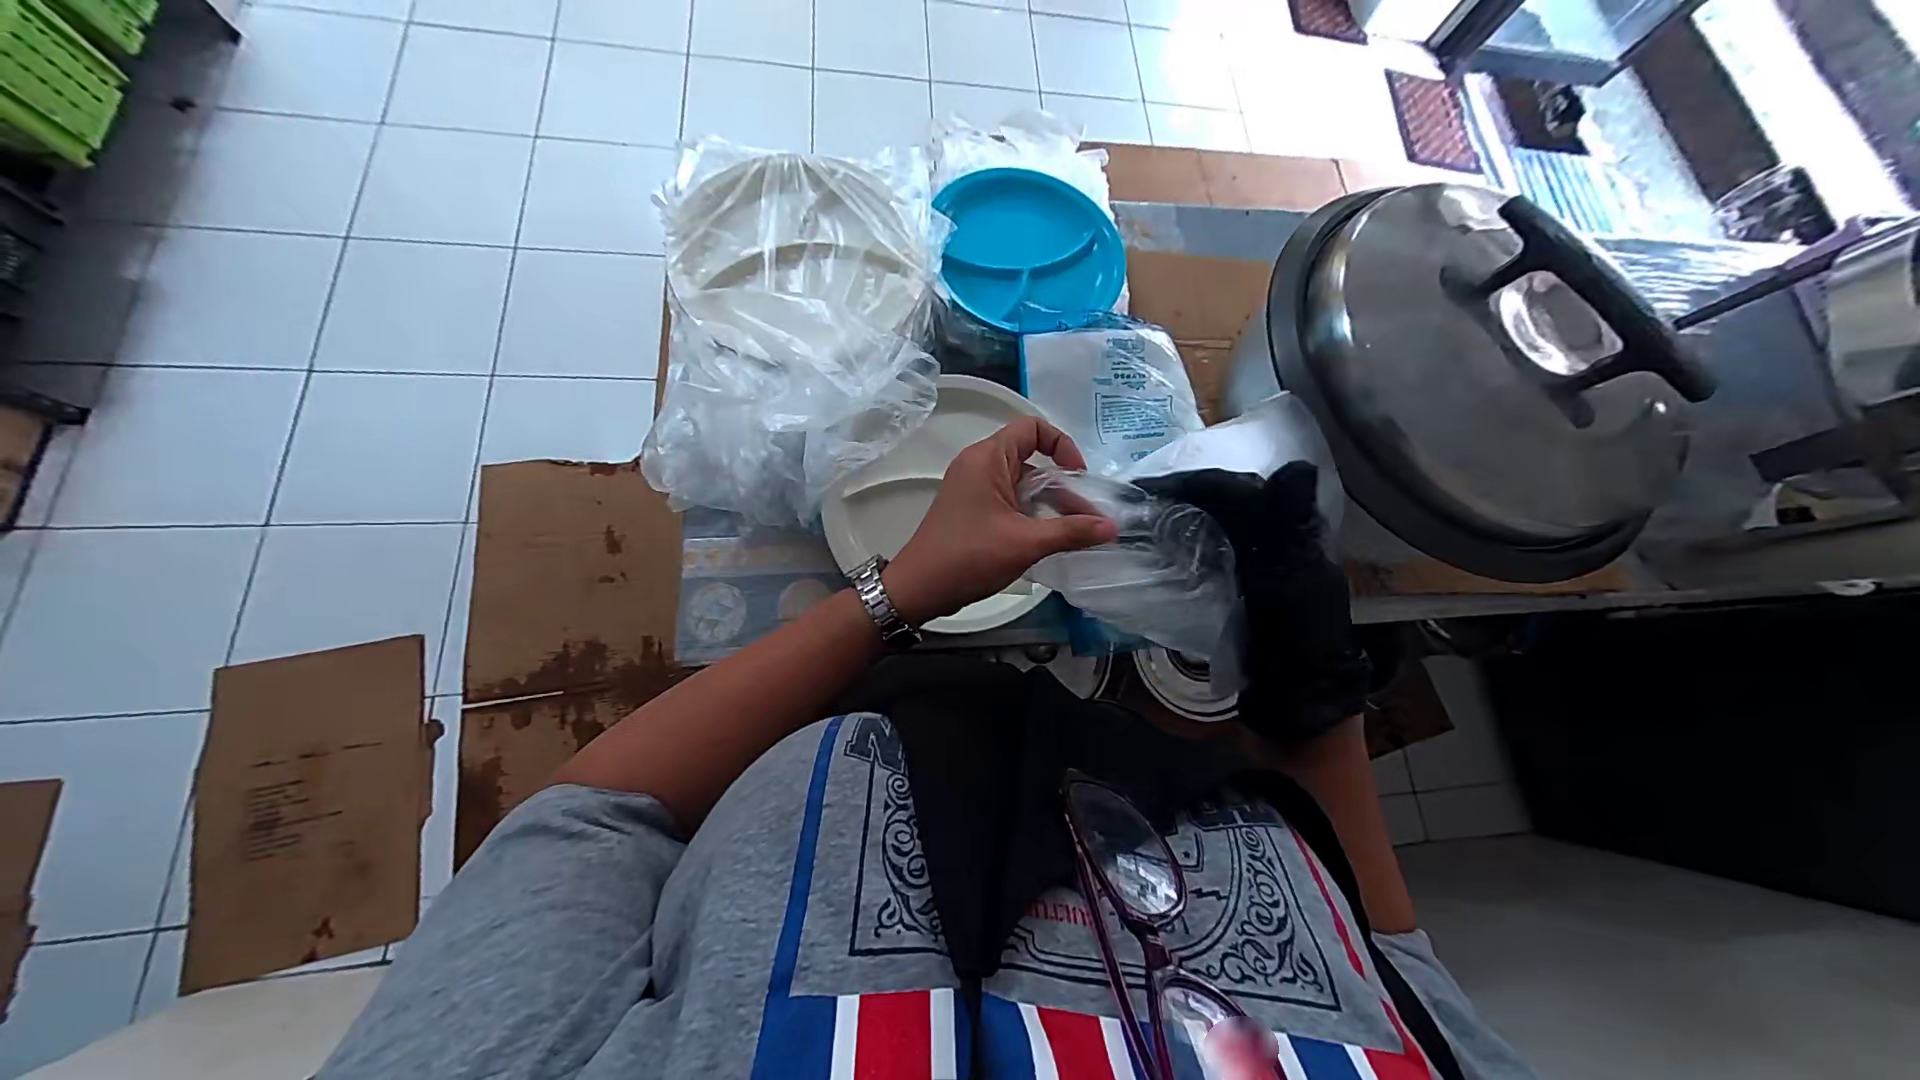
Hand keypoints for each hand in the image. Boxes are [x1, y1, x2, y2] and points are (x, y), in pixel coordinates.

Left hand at [883, 417, 1118, 625]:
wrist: (919, 588)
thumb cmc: (969, 557)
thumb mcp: (1025, 543)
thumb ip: (1071, 532)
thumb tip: (1112, 528)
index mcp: (987, 458)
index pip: (1032, 428)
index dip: (1062, 445)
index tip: (1079, 477)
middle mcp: (978, 465)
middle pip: (1031, 459)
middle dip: (1063, 485)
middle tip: (1088, 516)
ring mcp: (973, 488)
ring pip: (1022, 483)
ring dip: (1050, 503)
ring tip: (1076, 532)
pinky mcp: (971, 509)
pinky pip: (1009, 500)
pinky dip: (1031, 513)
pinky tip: (1050, 538)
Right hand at [1137, 463, 1367, 743]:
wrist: (1297, 695)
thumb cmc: (1299, 634)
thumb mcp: (1296, 577)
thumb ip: (1289, 525)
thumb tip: (1297, 466)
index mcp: (1286, 529)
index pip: (1232, 488)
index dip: (1189, 483)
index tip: (1144, 487)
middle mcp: (1267, 537)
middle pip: (1216, 502)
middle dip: (1174, 497)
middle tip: (1130, 503)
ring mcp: (1249, 561)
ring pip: (1207, 524)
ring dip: (1172, 518)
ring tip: (1134, 521)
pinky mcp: (1234, 585)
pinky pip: (1202, 553)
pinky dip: (1176, 546)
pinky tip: (1152, 550)